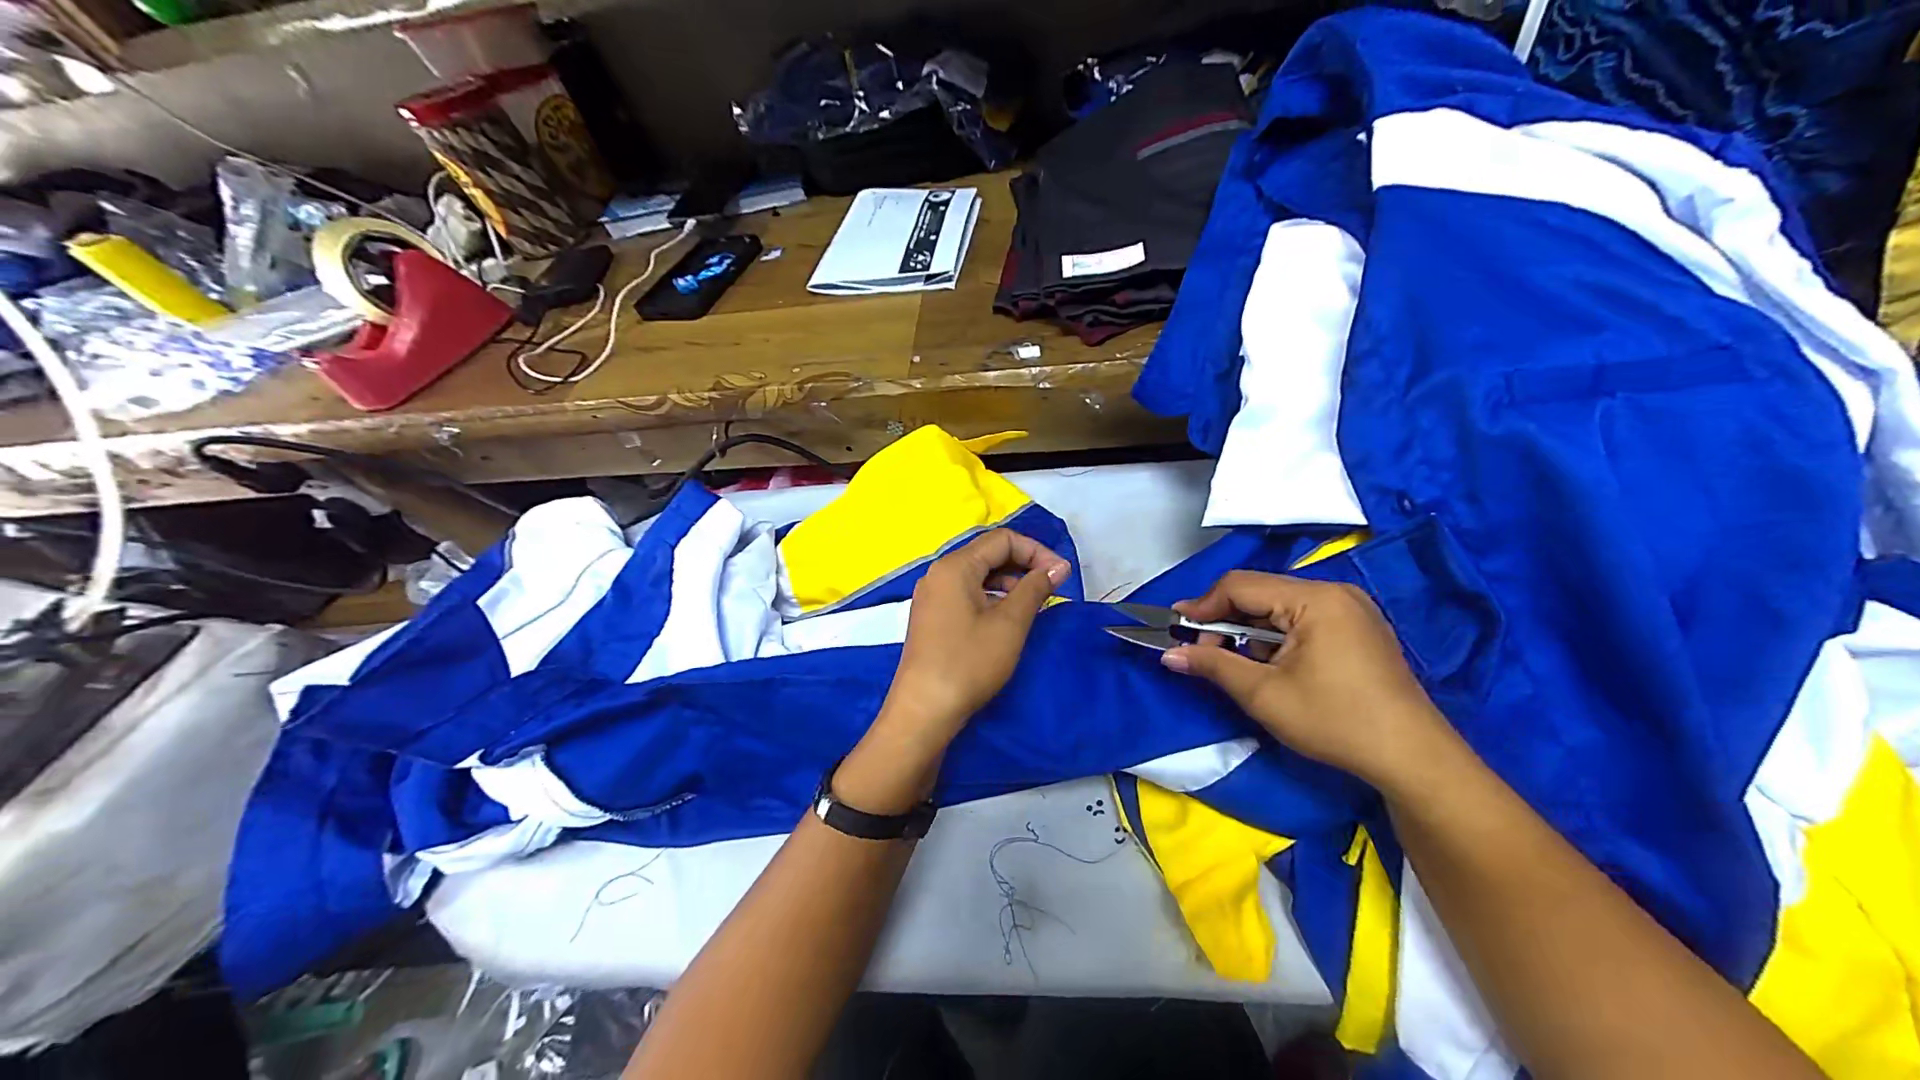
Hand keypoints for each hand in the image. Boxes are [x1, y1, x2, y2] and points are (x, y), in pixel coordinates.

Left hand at [836, 529, 1069, 813]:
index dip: (1037, 551)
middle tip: (1052, 588)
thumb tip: (1057, 566)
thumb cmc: (969, 662)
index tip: (1061, 575)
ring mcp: (932, 596)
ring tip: (1035, 605)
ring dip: (1010, 582)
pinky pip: (966, 593)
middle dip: (1024, 564)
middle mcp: (938, 573)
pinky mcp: (932, 617)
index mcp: (954, 566)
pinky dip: (992, 597)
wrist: (924, 710)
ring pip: (978, 574)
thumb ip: (1035, 588)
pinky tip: (1008, 618)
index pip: (1002, 539)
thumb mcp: (1010, 623)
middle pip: (988, 553)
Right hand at [1160, 571, 1457, 791]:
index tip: (1175, 631)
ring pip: (1281, 608)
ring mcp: (1352, 609)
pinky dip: (1278, 638)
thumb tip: (1169, 654)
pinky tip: (1273, 667)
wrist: (1412, 758)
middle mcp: (1335, 592)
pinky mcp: (1360, 629)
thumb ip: (1213, 665)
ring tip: (1238, 666)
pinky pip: (1304, 619)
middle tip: (1202, 654)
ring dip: (1251, 632)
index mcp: (1315, 598)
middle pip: (1261, 593)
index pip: (1241, 585)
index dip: (1202, 606)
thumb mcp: (1264, 695)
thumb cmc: (1335, 721)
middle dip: (1226, 621)